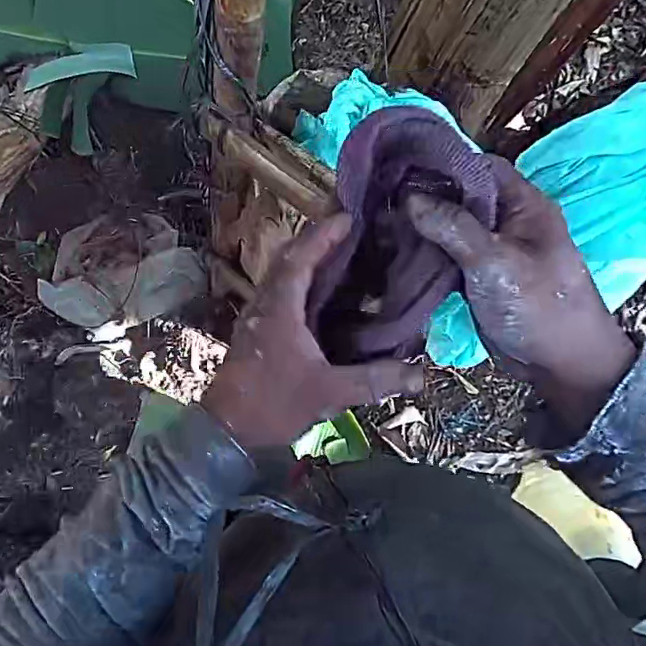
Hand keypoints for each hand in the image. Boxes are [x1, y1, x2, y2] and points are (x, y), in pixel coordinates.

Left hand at [202, 215, 424, 448]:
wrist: (226, 428)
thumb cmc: (272, 403)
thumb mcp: (327, 392)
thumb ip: (372, 381)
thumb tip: (418, 375)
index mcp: (279, 308)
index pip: (300, 259)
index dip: (323, 236)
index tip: (347, 217)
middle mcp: (264, 304)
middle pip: (287, 259)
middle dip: (315, 239)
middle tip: (348, 230)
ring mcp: (256, 316)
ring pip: (280, 274)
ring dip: (306, 258)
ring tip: (338, 253)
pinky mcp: (256, 330)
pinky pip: (279, 291)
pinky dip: (299, 280)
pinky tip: (319, 293)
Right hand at [404, 160, 634, 441]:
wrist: (562, 367)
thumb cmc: (539, 307)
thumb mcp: (494, 262)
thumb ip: (452, 226)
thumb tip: (408, 196)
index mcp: (523, 205)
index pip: (478, 166)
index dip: (441, 163)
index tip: (399, 166)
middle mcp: (506, 220)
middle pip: (458, 195)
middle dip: (421, 195)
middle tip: (378, 195)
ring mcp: (490, 248)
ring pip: (448, 224)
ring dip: (418, 224)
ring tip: (378, 219)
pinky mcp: (475, 274)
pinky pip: (444, 252)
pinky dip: (421, 249)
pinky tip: (392, 247)